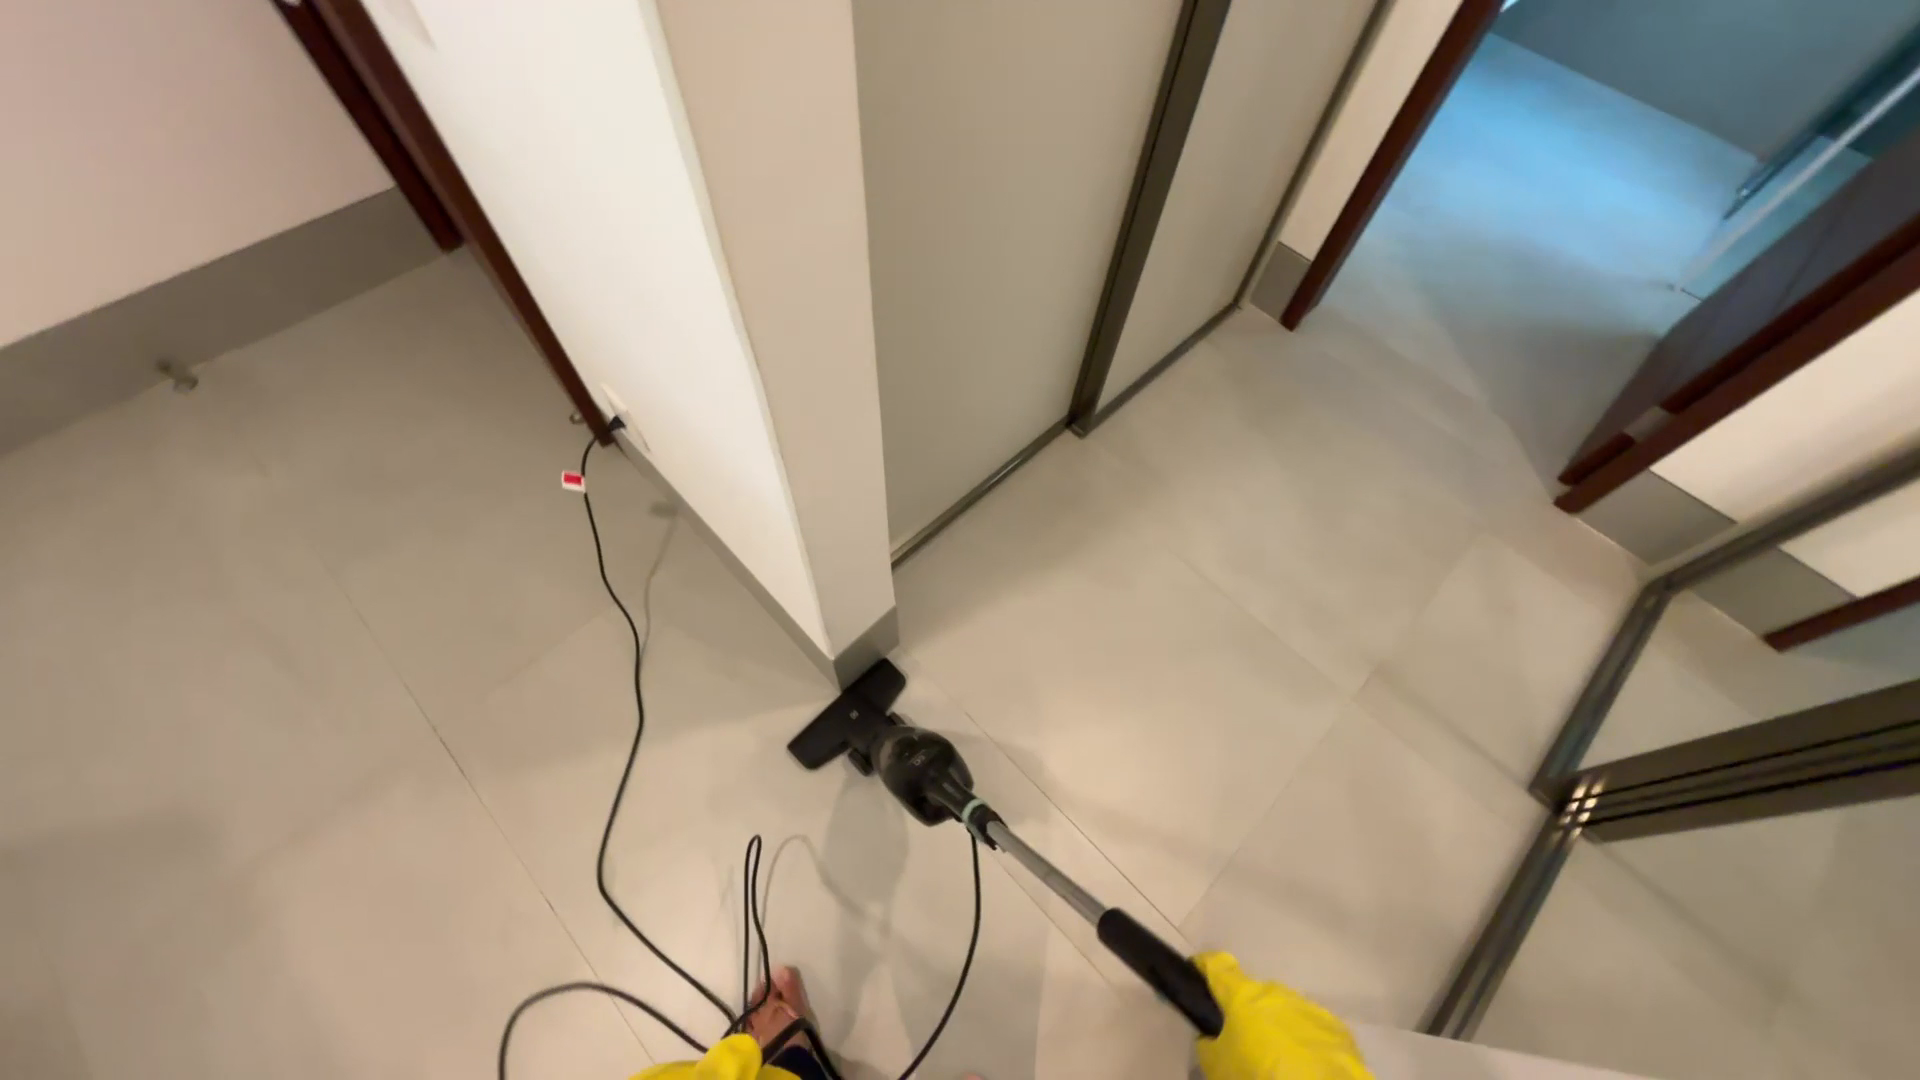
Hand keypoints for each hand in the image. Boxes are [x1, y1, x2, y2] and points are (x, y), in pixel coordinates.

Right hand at [1192, 952, 1374, 1079]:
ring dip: (1277, 1029)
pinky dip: (1305, 1045)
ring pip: (1285, 1012)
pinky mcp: (1339, 1032)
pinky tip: (1308, 1073)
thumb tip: (1213, 1037)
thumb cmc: (1260, 1079)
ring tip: (1281, 1066)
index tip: (1198, 974)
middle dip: (1247, 1014)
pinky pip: (1313, 1031)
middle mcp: (1276, 993)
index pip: (1218, 965)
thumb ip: (1209, 1045)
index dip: (1205, 966)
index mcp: (1243, 996)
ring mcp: (1310, 1009)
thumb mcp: (1217, 1069)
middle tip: (1244, 1047)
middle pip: (1253, 995)